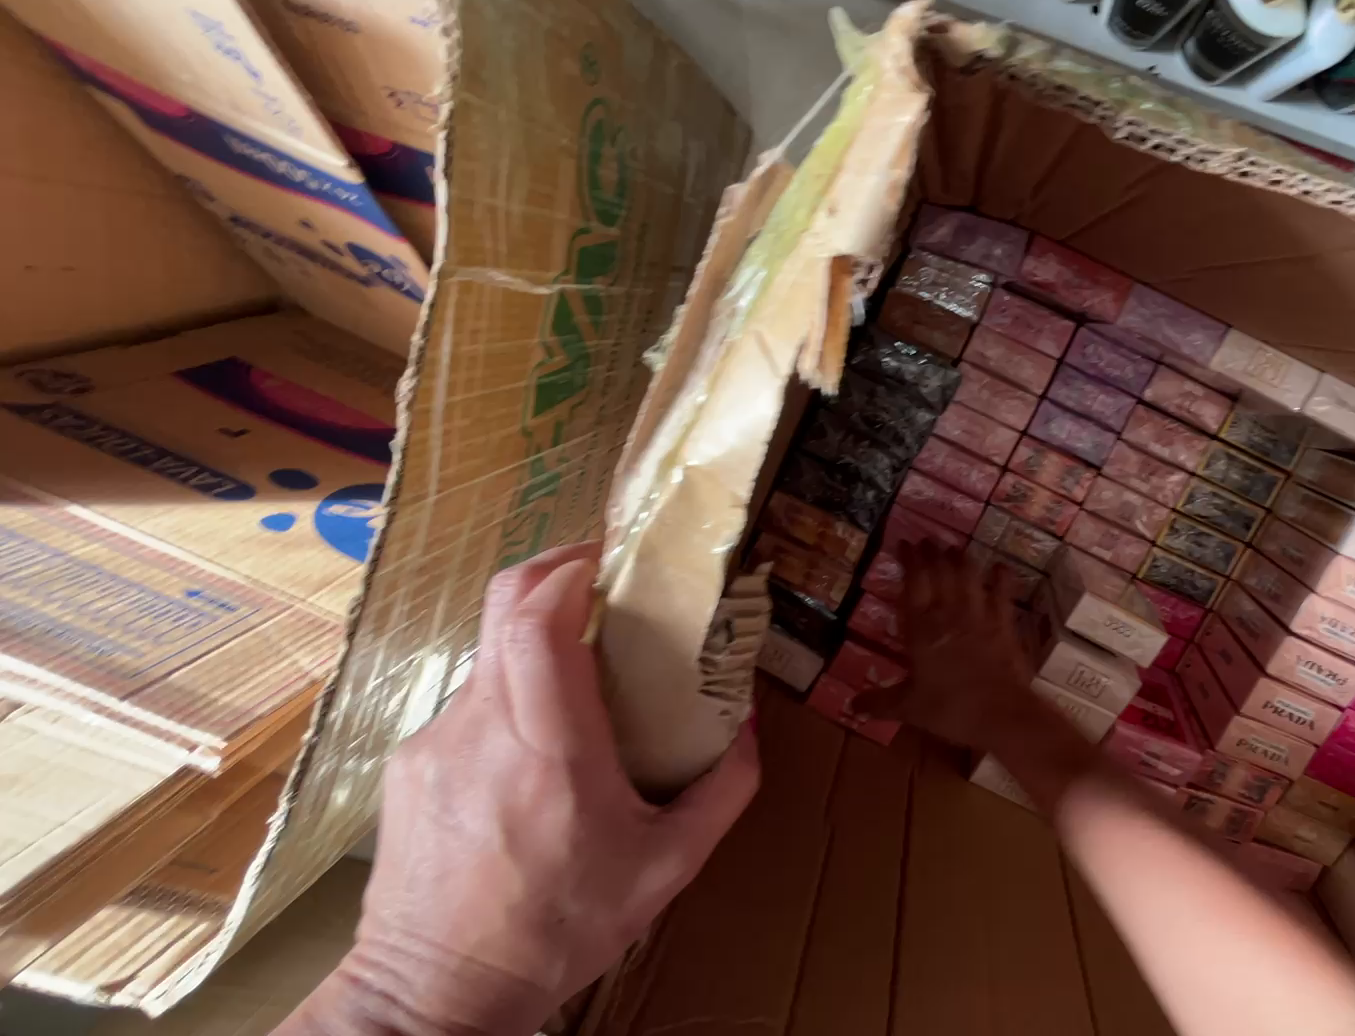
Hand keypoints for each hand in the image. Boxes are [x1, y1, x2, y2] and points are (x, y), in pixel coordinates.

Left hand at [280, 543, 759, 1035]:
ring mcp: (436, 740)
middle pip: (505, 607)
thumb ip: (724, 789)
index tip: (613, 555)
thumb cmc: (560, 929)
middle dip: (555, 569)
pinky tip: (541, 729)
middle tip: (606, 573)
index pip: (539, 624)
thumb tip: (747, 724)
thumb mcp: (668, 867)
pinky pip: (473, 692)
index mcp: (551, 749)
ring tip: (587, 657)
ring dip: (540, 629)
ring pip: (492, 648)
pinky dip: (516, 680)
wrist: (431, 998)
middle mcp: (483, 728)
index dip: (572, 570)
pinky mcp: (413, 759)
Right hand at [855, 541, 1034, 749]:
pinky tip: (1001, 567)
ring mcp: (980, 614)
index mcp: (921, 629)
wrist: (1001, 714)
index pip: (913, 583)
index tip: (904, 543)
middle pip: (940, 572)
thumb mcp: (909, 708)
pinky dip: (1002, 578)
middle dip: (932, 552)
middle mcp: (949, 612)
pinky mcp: (1004, 623)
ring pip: (969, 575)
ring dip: (960, 558)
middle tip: (927, 540)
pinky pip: (1003, 593)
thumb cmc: (950, 709)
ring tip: (954, 548)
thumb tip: (852, 705)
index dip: (909, 560)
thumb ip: (880, 702)